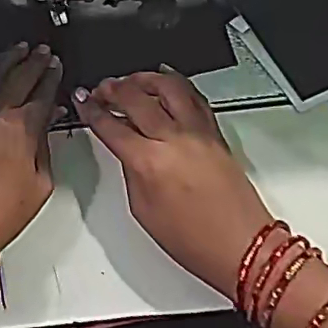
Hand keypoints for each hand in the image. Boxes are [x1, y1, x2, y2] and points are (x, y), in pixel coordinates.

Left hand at [0, 43, 61, 269]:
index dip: (51, 78)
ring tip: (19, 50)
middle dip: (33, 62)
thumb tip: (44, 127)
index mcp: (20, 130)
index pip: (41, 94)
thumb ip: (44, 147)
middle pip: (17, 79)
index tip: (56, 67)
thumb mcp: (41, 184)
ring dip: (8, 63)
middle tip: (43, 51)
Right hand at [74, 68, 272, 297]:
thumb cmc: (198, 241)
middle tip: (101, 89)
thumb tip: (125, 149)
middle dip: (112, 88)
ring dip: (143, 78)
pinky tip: (166, 79)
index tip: (84, 100)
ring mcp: (198, 134)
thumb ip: (130, 171)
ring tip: (131, 80)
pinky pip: (194, 97)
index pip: (110, 124)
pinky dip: (176, 83)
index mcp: (149, 163)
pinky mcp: (216, 135)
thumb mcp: (143, 210)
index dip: (91, 109)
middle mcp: (174, 141)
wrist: (244, 249)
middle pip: (135, 97)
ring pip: (168, 86)